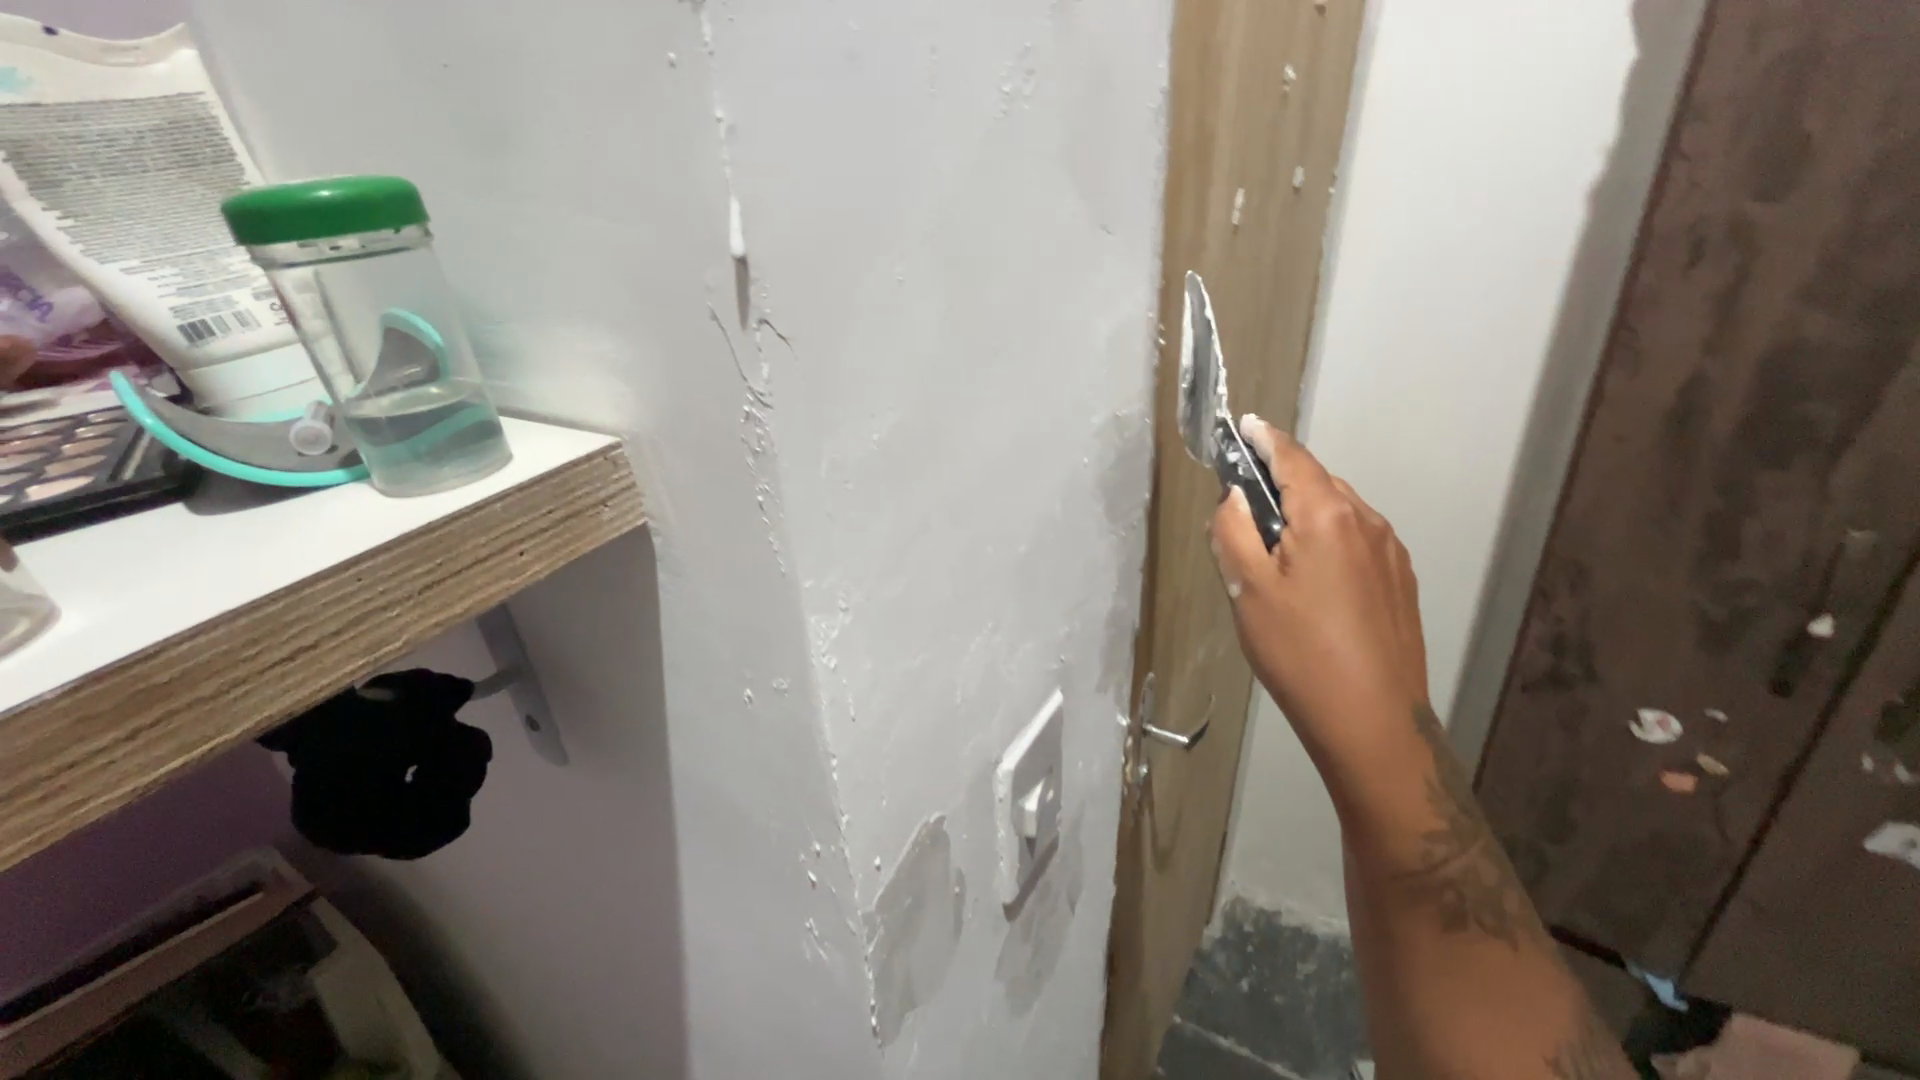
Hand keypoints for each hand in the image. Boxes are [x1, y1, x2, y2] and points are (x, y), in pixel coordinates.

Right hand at [1210, 415, 1428, 747]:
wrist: (1372, 718)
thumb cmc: (1299, 651)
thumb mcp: (1247, 589)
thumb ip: (1232, 531)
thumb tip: (1234, 497)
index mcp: (1327, 514)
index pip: (1292, 457)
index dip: (1264, 438)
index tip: (1245, 425)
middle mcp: (1367, 521)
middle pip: (1318, 482)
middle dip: (1281, 481)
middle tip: (1245, 507)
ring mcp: (1391, 552)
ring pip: (1340, 513)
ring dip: (1306, 513)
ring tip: (1276, 552)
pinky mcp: (1401, 582)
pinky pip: (1358, 541)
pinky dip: (1330, 540)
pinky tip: (1313, 580)